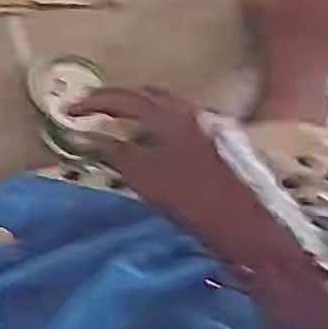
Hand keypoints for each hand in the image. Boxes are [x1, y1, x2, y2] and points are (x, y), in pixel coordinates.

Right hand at [70, 88, 310, 273]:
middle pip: (149, 96)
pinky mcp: (231, 144)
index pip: (122, 98)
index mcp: (172, 115)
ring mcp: (218, 126)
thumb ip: (110, 150)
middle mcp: (197, 112)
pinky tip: (159, 151)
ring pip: (170, 110)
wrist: (258, 232)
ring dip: (142, 116)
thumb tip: (79, 134)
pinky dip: (164, 129)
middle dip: (118, 103)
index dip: (91, 102)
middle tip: (94, 115)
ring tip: (122, 134)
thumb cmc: (194, 201)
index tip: (69, 110)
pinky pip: (187, 124)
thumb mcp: (142, 176)